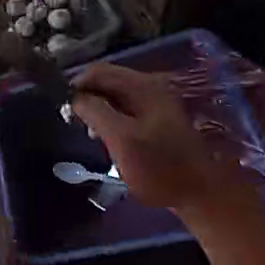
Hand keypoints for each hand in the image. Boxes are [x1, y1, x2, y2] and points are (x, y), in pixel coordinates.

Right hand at [71, 63, 262, 211]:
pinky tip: (106, 138)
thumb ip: (96, 113)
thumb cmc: (159, 167)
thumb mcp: (121, 139)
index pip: (99, 71)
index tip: (63, 106)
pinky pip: (127, 110)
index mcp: (143, 86)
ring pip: (116, 96)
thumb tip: (75, 97)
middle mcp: (150, 88)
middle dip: (87, 97)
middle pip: (108, 81)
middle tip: (73, 120)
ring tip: (88, 132)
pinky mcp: (158, 121)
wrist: (201, 193)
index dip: (77, 85)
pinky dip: (112, 119)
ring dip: (98, 109)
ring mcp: (156, 104)